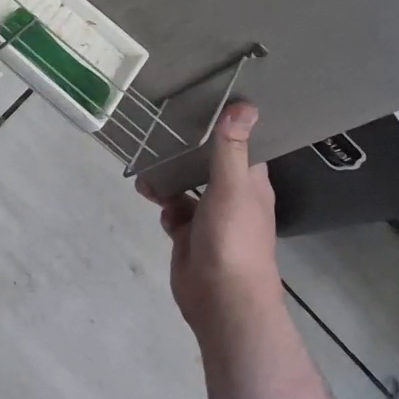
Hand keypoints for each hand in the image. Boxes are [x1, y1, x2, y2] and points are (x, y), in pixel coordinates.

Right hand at [145, 102, 283, 339]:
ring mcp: (209, 216)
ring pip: (185, 185)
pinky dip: (163, 206)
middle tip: (162, 129)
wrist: (220, 299)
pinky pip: (172, 209)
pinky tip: (155, 205)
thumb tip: (244, 105)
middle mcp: (232, 196)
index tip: (209, 99)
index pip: (244, 145)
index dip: (230, 124)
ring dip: (167, 177)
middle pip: (208, 163)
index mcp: (251, 184)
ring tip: (148, 172)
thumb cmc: (234, 240)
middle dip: (186, 150)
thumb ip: (232, 148)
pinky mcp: (188, 234)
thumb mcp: (232, 188)